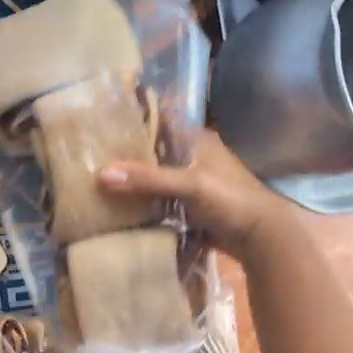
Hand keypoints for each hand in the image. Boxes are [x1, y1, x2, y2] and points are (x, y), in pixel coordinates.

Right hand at [99, 129, 293, 251]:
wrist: (261, 237)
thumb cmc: (231, 200)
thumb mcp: (190, 185)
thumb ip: (148, 179)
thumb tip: (101, 174)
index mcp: (196, 140)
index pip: (161, 117)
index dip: (136, 115)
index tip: (103, 117)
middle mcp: (192, 156)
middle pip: (154, 149)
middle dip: (127, 152)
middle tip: (91, 153)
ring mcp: (191, 183)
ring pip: (155, 175)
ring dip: (133, 179)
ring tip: (97, 179)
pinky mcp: (189, 207)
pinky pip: (158, 200)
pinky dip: (142, 202)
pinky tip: (119, 207)